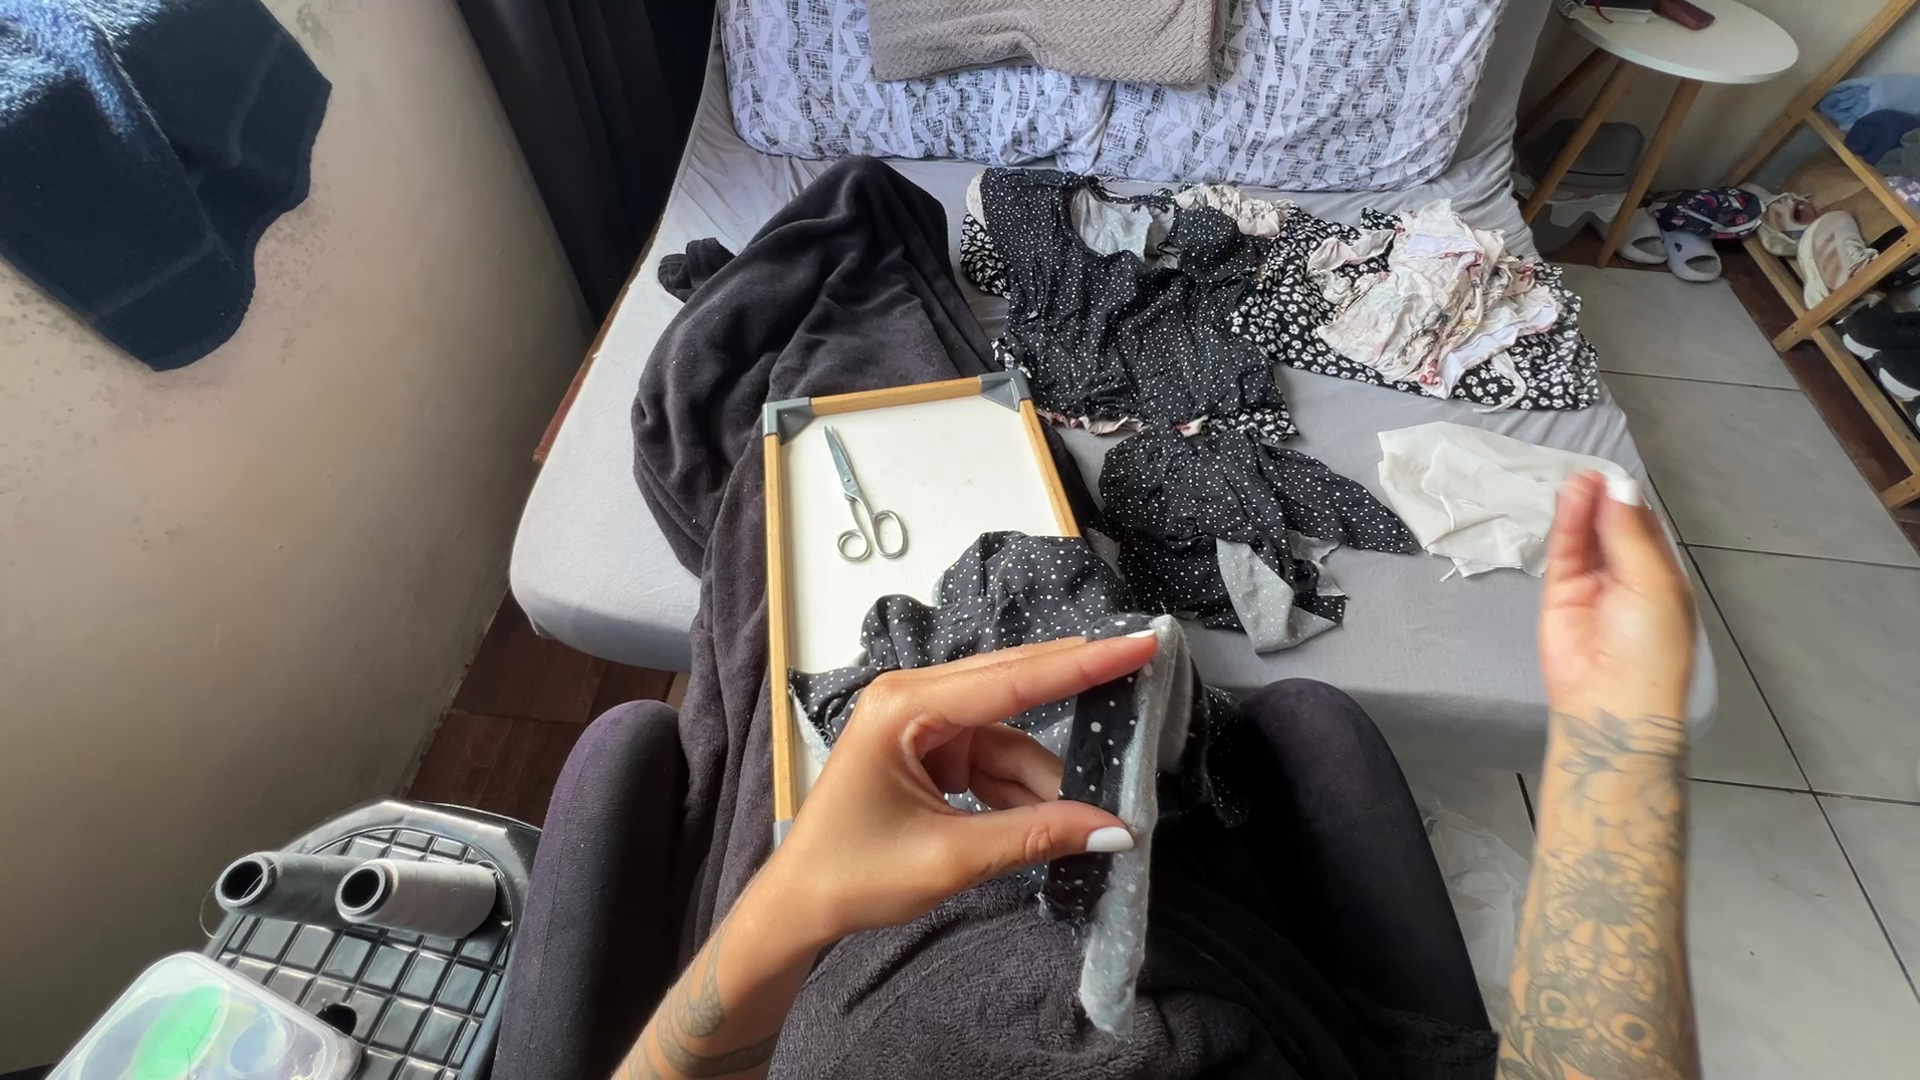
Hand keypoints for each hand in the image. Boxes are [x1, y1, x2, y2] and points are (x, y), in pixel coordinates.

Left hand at [753, 635, 1155, 949]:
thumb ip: (1034, 836)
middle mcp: (915, 698)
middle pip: (1013, 686)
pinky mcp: (933, 747)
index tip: (1137, 642)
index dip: (1082, 664)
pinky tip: (1052, 818)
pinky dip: (1023, 788)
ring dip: (1047, 777)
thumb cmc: (851, 874)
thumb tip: (1114, 828)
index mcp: (905, 706)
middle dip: (1076, 692)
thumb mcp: (948, 858)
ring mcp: (924, 722)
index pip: (1011, 679)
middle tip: (1141, 675)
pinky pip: (994, 758)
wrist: (798, 904)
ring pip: (1011, 735)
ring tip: (1092, 814)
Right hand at [1539, 472, 1695, 733]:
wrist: (1609, 692)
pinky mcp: (1557, 589)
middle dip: (1602, 500)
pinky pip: (1562, 552)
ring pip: (1584, 536)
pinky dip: (1563, 526)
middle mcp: (1626, 574)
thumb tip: (1616, 487)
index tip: (1613, 475)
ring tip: (1573, 479)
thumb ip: (1628, 535)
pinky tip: (1566, 502)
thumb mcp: (1652, 582)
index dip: (1629, 501)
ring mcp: (1590, 582)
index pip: (1644, 528)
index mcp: (1662, 574)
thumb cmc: (1650, 642)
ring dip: (1580, 508)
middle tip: (1587, 473)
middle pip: (1611, 528)